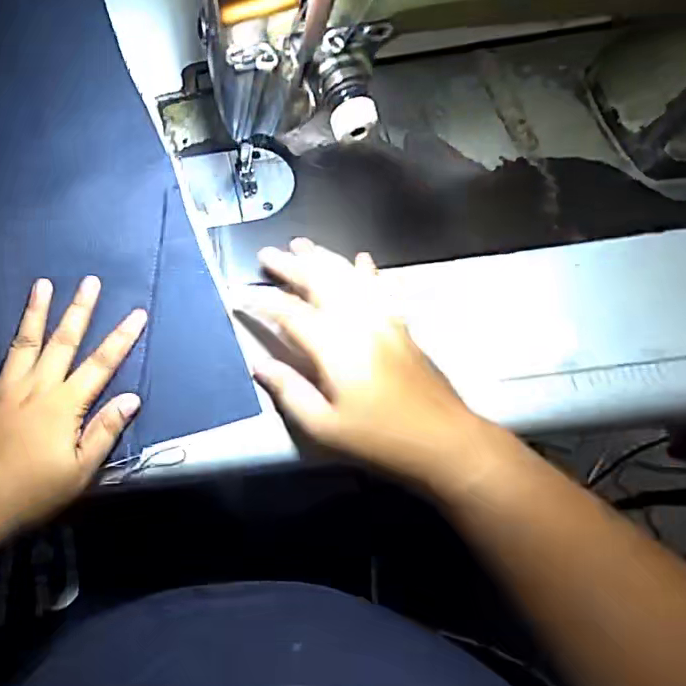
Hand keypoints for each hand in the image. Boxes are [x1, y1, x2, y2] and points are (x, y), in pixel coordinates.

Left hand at [0, 276, 145, 543]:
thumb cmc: (31, 493)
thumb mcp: (79, 472)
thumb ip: (104, 431)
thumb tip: (132, 398)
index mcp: (64, 404)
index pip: (101, 364)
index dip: (121, 338)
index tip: (137, 313)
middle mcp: (36, 387)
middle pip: (62, 342)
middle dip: (79, 311)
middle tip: (90, 281)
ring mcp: (2, 388)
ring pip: (22, 342)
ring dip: (34, 312)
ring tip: (42, 284)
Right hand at [246, 239, 514, 495]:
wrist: (444, 440)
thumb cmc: (379, 438)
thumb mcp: (324, 425)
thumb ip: (289, 391)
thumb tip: (259, 366)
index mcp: (334, 346)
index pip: (291, 313)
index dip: (263, 302)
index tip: (241, 295)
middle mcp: (359, 322)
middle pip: (321, 283)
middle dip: (291, 267)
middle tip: (267, 254)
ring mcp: (384, 321)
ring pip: (350, 278)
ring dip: (324, 259)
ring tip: (302, 245)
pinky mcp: (401, 328)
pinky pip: (380, 289)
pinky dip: (366, 272)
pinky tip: (360, 260)